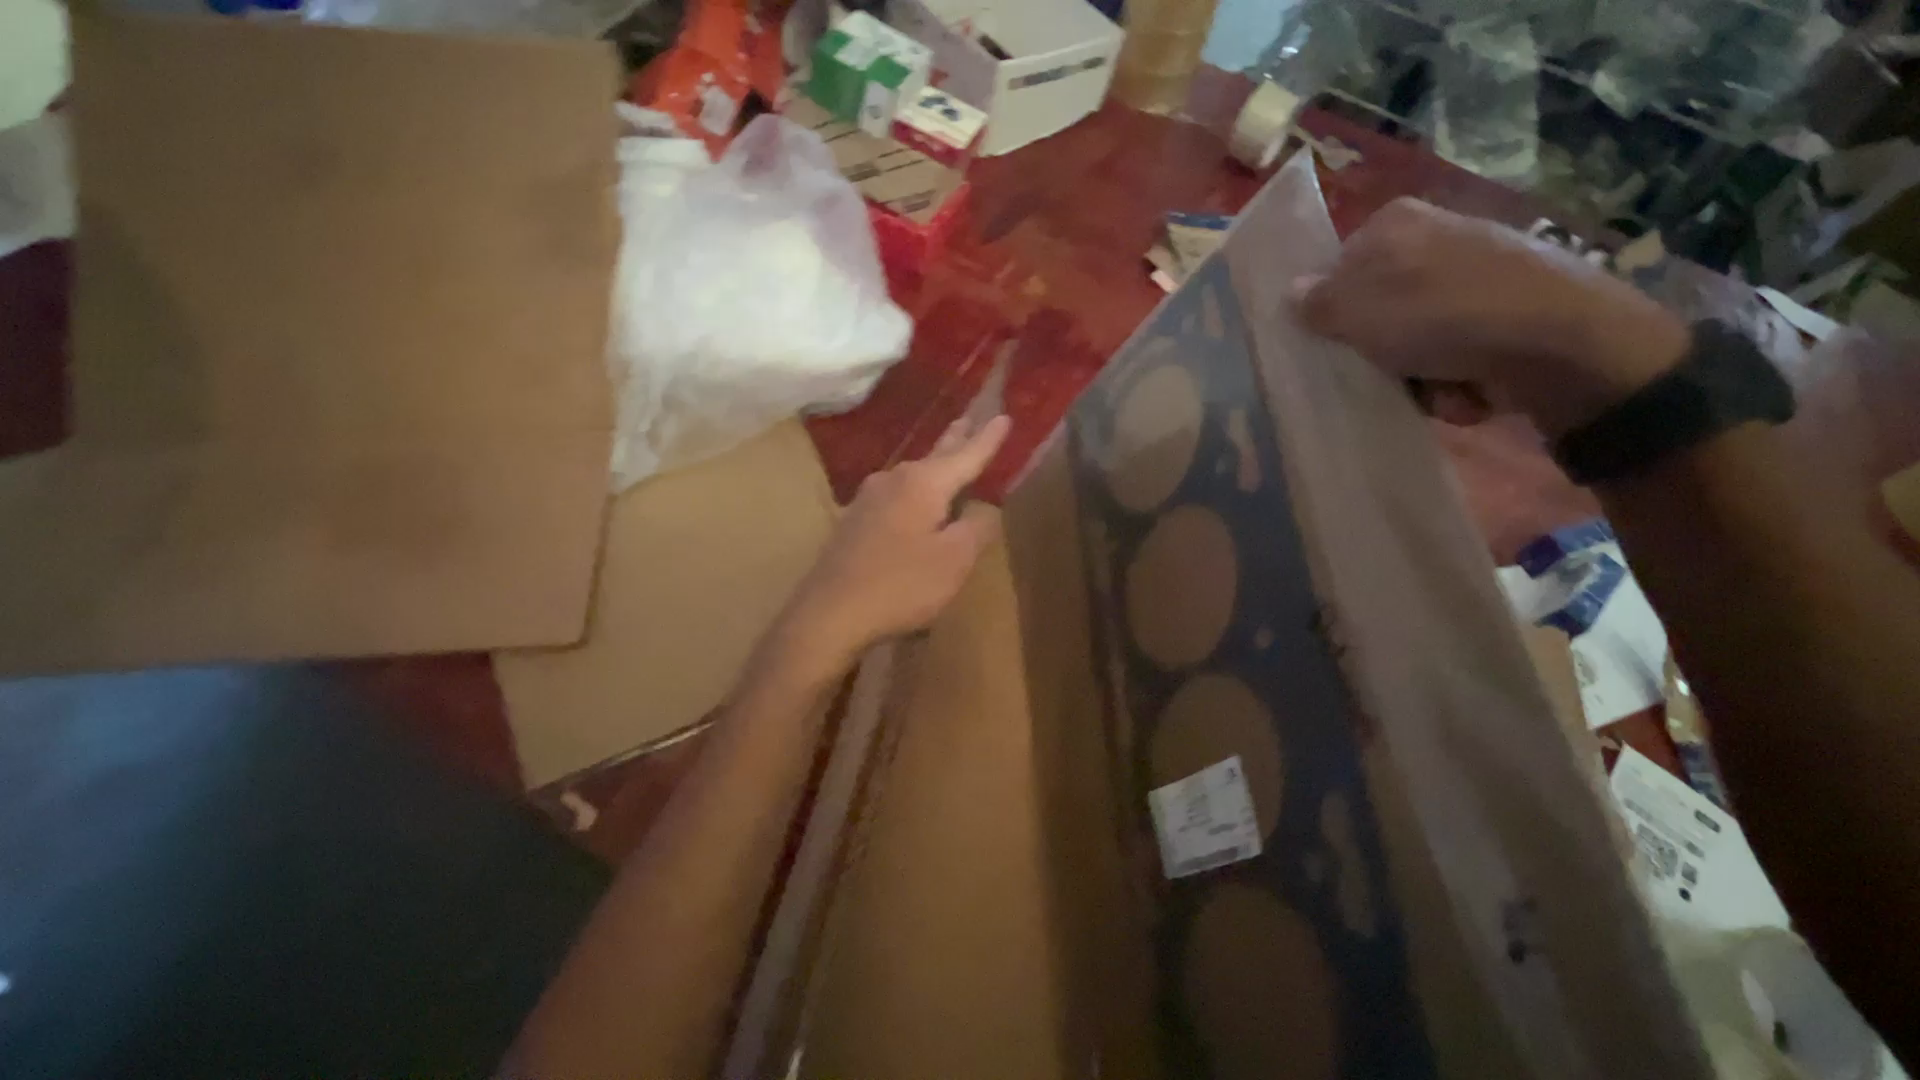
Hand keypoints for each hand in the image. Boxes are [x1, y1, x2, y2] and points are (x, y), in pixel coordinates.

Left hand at [766, 415, 1009, 679]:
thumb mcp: (955, 560)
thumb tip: (986, 507)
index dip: (989, 439)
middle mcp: (894, 481)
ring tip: (948, 455)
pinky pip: (894, 498)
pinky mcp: (853, 523)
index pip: (967, 454)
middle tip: (970, 418)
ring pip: (911, 476)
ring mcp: (868, 500)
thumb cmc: (901, 585)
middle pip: (934, 456)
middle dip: (956, 439)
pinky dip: (914, 493)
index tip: (1005, 416)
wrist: (829, 614)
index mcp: (924, 483)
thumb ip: (977, 528)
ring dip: (933, 466)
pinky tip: (913, 503)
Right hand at [1296, 198, 1690, 437]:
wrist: (1564, 344)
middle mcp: (1437, 239)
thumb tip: (1291, 293)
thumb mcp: (1360, 311)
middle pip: (1376, 309)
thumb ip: (1316, 302)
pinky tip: (1470, 388)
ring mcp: (1477, 276)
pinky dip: (1456, 380)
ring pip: (1414, 340)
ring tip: (1437, 386)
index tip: (1334, 344)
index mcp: (1396, 222)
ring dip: (1417, 375)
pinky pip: (1456, 355)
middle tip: (1386, 370)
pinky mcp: (1509, 314)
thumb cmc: (1446, 316)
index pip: (1336, 269)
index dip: (1331, 312)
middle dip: (1380, 350)